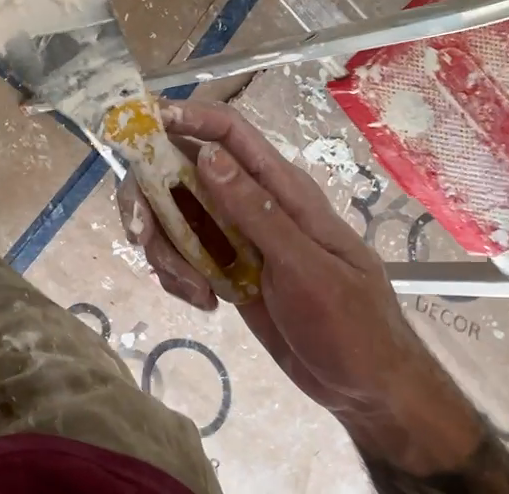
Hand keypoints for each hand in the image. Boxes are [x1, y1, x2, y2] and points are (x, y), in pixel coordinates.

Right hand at [116, 101, 484, 475]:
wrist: (369, 392)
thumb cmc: (353, 327)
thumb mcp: (307, 269)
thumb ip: (256, 211)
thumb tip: (206, 154)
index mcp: (281, 188)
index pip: (228, 130)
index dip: (184, 116)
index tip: (141, 125)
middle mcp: (248, 199)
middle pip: (176, 169)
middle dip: (148, 198)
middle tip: (140, 232)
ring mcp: (230, 232)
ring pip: (168, 214)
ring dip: (164, 248)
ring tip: (192, 289)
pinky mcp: (219, 264)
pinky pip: (176, 252)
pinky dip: (175, 274)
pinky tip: (203, 302)